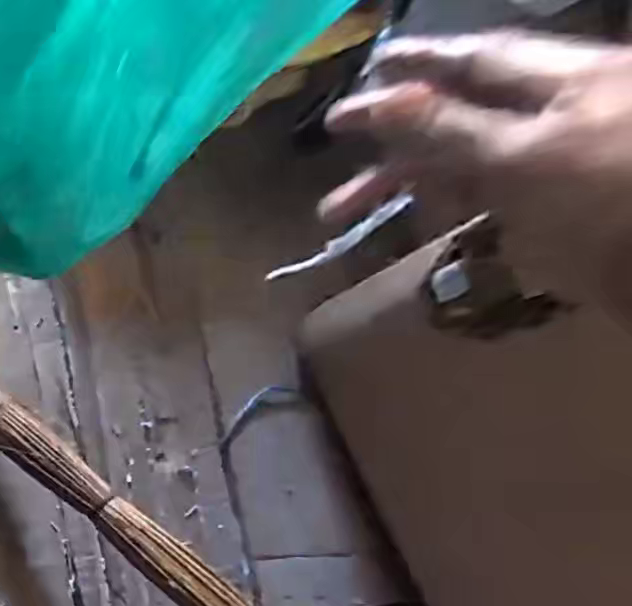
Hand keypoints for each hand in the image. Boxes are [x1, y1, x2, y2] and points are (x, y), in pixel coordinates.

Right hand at [323, 32, 631, 321]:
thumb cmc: (599, 196)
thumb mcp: (516, 156)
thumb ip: (445, 127)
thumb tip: (377, 99)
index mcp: (569, 83)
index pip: (484, 59)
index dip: (424, 60)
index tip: (368, 65)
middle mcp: (553, 110)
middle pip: (458, 110)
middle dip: (392, 130)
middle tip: (333, 133)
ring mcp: (540, 154)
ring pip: (451, 155)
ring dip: (390, 180)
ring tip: (333, 211)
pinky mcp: (529, 195)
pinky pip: (463, 188)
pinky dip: (424, 201)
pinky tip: (396, 219)